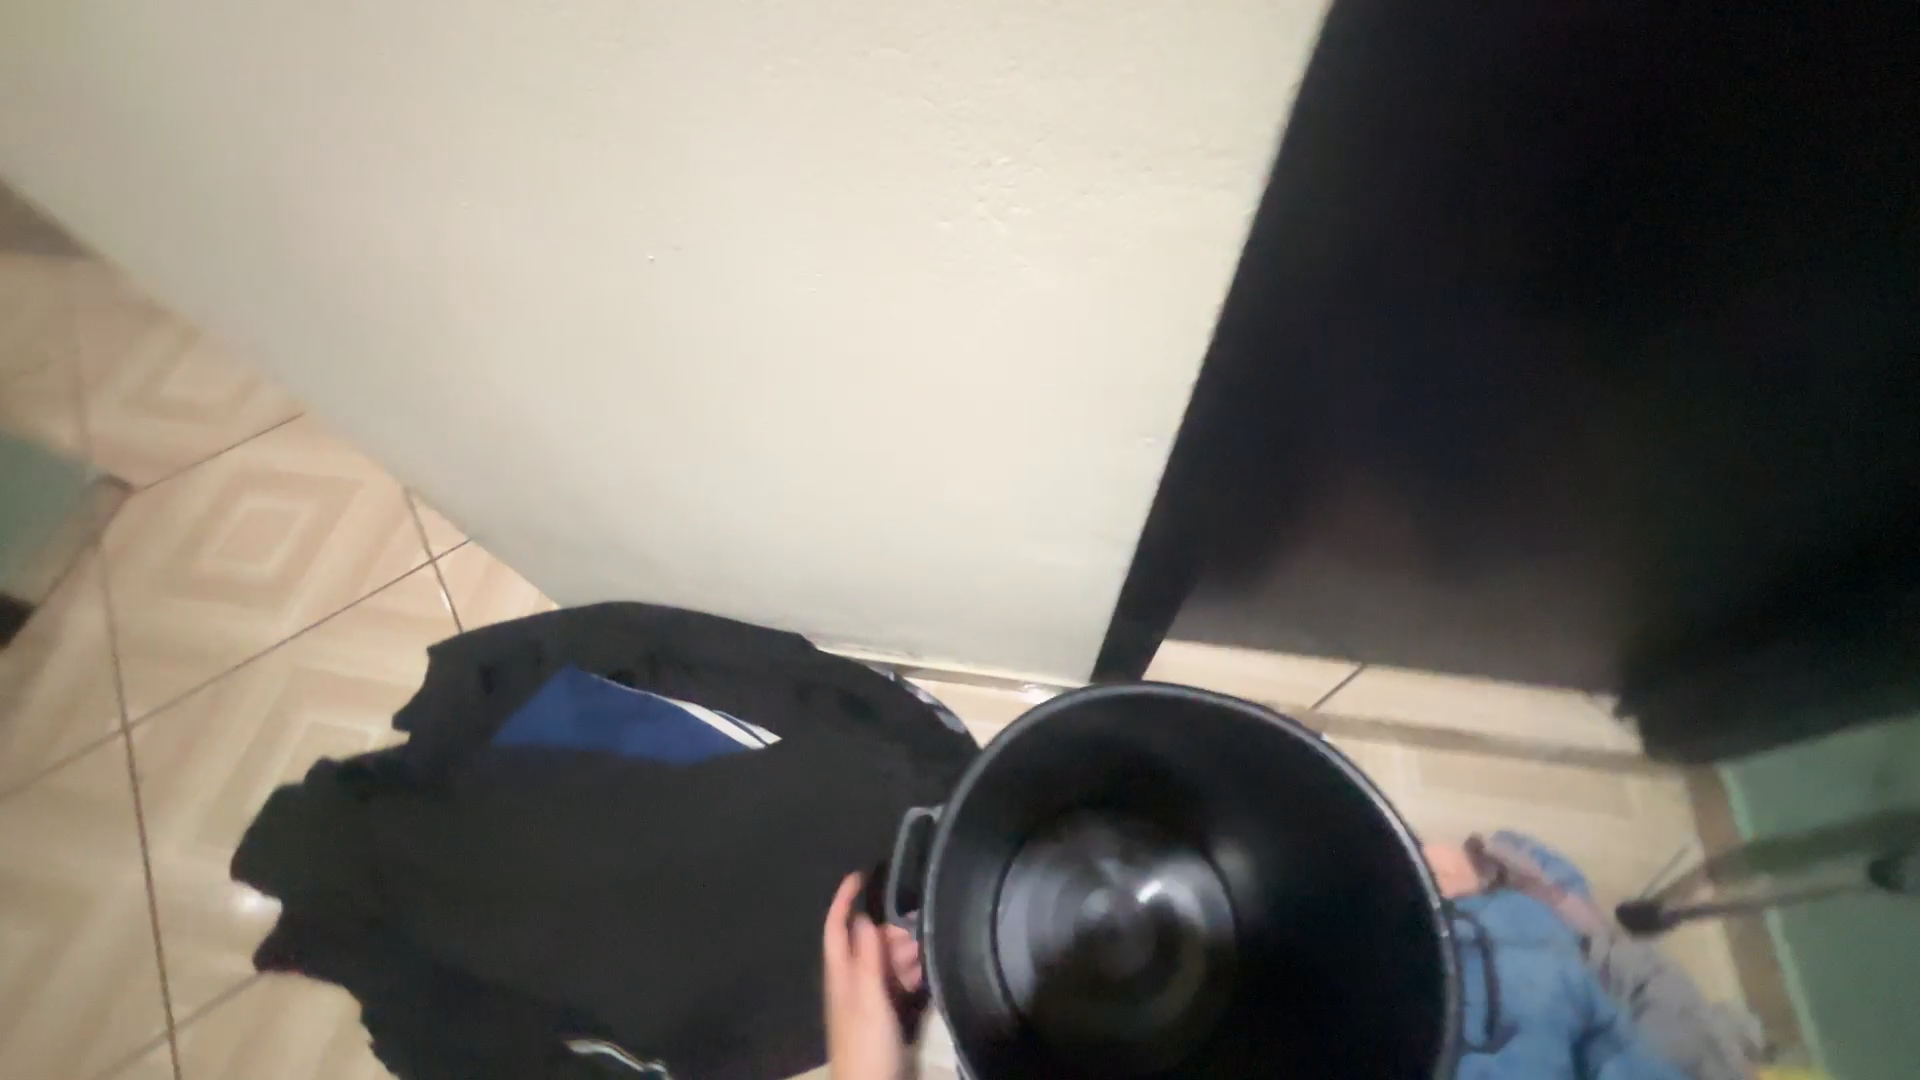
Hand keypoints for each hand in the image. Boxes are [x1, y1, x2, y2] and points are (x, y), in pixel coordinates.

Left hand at [823, 873, 924, 1079]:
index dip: (843, 900)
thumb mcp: (869, 1000)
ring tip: (924, 958)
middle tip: (916, 934)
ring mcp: (862, 999)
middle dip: (889, 933)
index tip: (859, 875)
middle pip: (865, 943)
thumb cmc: (867, 1046)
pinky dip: (905, 974)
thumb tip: (863, 917)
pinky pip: (891, 983)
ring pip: (881, 962)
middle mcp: (848, 982)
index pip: (835, 928)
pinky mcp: (878, 1015)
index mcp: (840, 975)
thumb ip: (866, 958)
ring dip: (901, 954)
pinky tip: (922, 976)